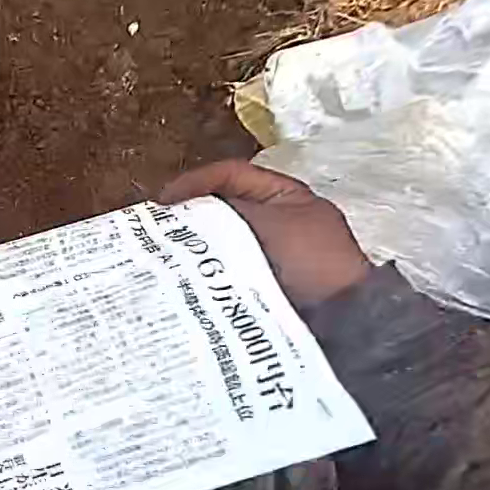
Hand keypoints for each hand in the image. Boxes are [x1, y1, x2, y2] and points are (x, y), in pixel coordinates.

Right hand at [159, 160, 373, 304]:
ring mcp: (260, 251)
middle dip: (186, 214)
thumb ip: (226, 211)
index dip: (194, 182)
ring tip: (157, 252)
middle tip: (152, 227)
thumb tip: (178, 214)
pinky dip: (197, 268)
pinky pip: (217, 267)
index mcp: (282, 194)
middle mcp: (269, 218)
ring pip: (215, 239)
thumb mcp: (269, 222)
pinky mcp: (249, 281)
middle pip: (218, 207)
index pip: (230, 174)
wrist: (337, 315)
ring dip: (189, 244)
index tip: (162, 201)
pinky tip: (176, 274)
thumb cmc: (309, 258)